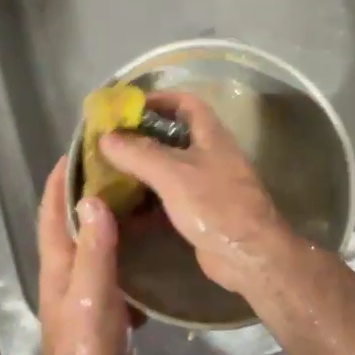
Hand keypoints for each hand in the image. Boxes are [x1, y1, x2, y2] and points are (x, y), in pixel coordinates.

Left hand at [36, 157, 135, 354]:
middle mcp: (68, 271)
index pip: (54, 210)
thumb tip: (93, 199)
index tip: (82, 149)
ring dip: (114, 222)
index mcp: (59, 262)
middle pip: (76, 222)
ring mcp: (87, 291)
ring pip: (99, 245)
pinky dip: (131, 254)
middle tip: (125, 169)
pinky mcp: (107, 308)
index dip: (62, 178)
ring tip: (143, 200)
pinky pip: (118, 270)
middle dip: (92, 192)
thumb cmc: (87, 343)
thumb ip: (94, 248)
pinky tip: (154, 249)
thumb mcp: (92, 292)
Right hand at [99, 91, 300, 295]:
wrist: (248, 255)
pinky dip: (148, 199)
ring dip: (142, 170)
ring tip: (107, 173)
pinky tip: (123, 207)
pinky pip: (169, 198)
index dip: (156, 99)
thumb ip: (138, 152)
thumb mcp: (173, 173)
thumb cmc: (215, 205)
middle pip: (173, 136)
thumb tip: (106, 137)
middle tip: (106, 143)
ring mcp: (207, 185)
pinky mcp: (201, 212)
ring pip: (169, 169)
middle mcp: (211, 156)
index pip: (185, 102)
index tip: (124, 107)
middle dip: (141, 137)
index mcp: (211, 135)